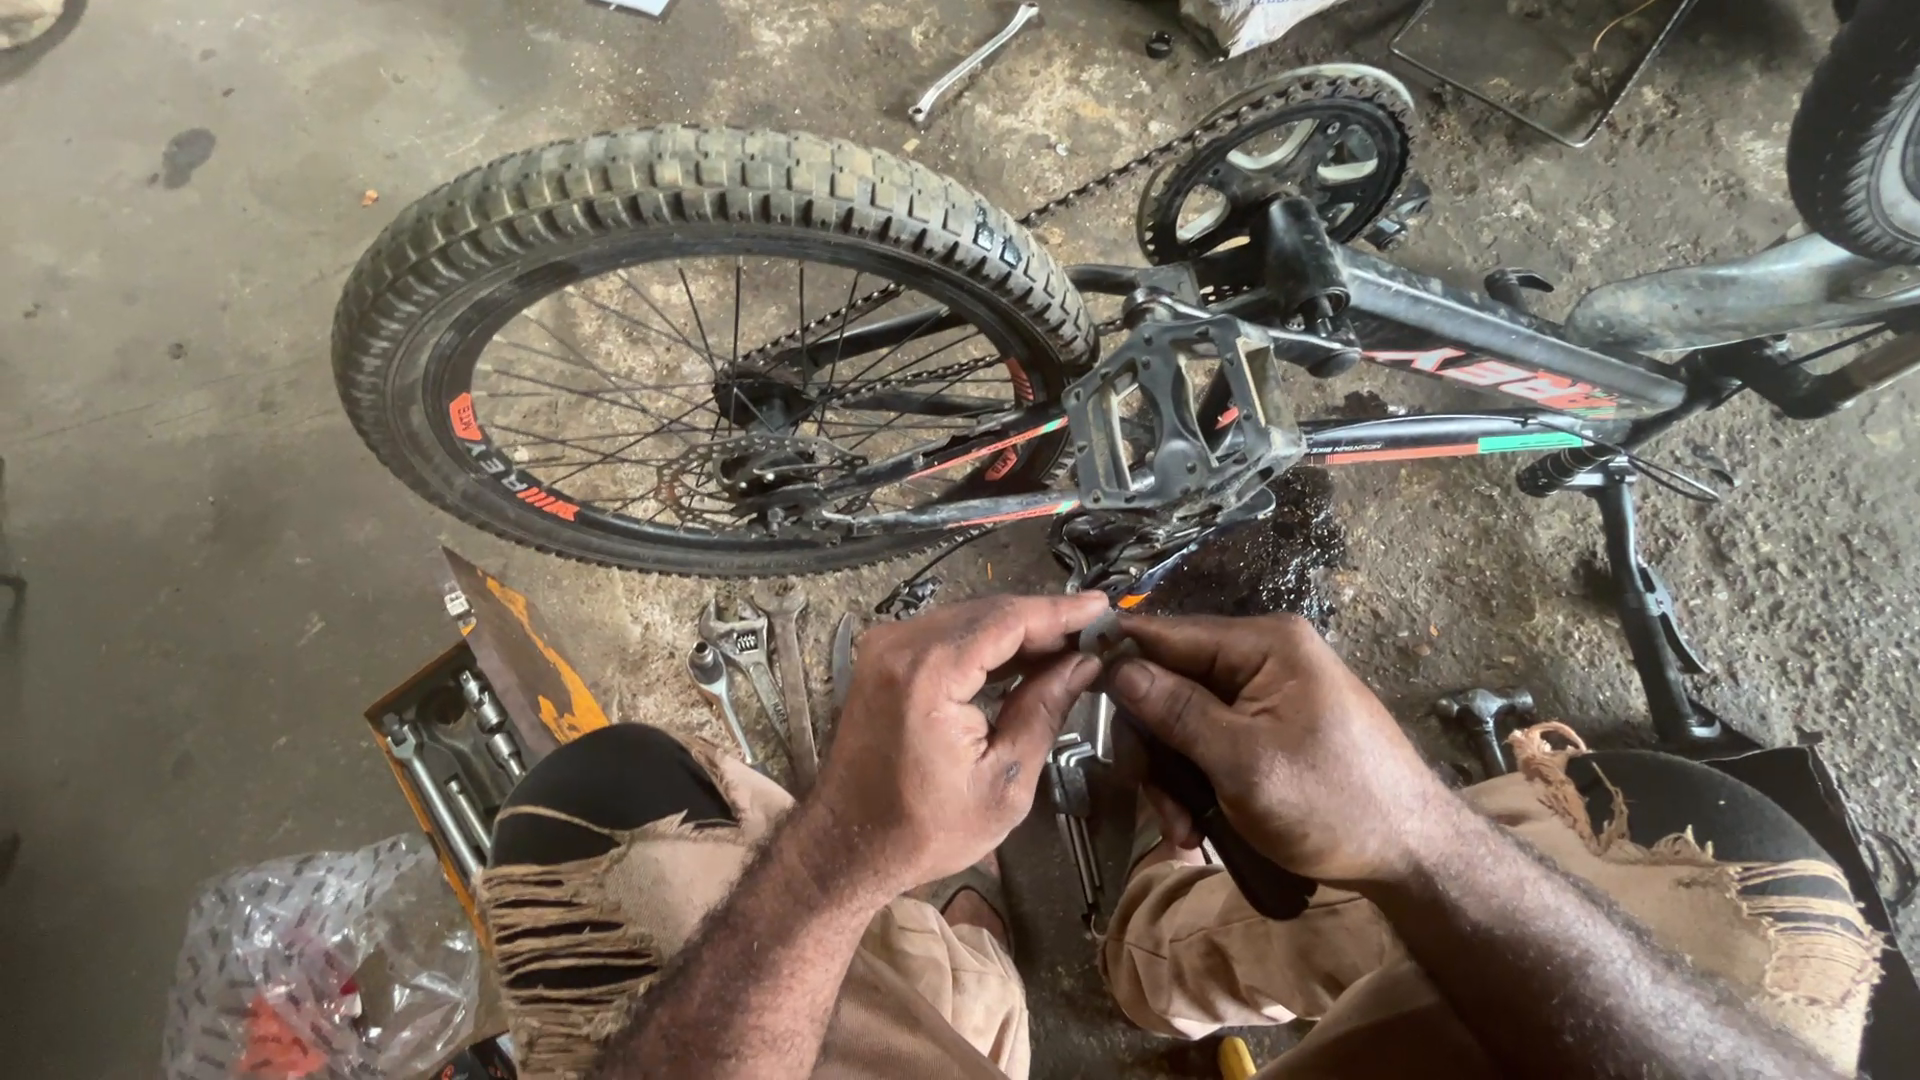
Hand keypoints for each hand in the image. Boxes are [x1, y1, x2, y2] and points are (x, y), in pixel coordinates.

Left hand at [814, 592, 1108, 897]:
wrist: (848, 845)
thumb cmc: (926, 828)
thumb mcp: (1003, 782)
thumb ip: (1043, 711)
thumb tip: (1083, 664)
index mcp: (928, 674)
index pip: (1006, 620)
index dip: (1059, 611)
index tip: (1101, 606)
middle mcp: (900, 645)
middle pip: (987, 612)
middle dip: (1043, 620)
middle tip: (1092, 633)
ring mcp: (885, 647)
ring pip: (968, 619)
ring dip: (1017, 630)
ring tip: (1068, 646)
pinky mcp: (882, 657)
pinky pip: (945, 634)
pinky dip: (985, 642)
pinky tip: (1022, 656)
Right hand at [1110, 613, 1456, 887]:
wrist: (1415, 860)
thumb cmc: (1334, 804)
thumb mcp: (1244, 762)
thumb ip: (1176, 711)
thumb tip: (1116, 667)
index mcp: (1264, 644)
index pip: (1169, 633)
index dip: (1120, 657)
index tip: (1074, 685)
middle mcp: (1260, 658)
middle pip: (1171, 683)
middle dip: (1155, 746)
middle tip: (1152, 799)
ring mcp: (1264, 694)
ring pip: (1184, 720)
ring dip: (1173, 776)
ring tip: (1183, 829)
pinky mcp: (1265, 727)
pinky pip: (1208, 741)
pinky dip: (1196, 782)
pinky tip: (1199, 825)